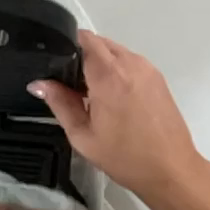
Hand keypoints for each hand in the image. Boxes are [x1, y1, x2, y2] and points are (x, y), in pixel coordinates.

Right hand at [30, 31, 206, 202]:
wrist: (171, 169)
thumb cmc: (125, 157)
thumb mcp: (83, 135)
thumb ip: (60, 103)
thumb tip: (39, 83)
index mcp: (109, 75)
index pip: (84, 39)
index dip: (67, 46)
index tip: (57, 65)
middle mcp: (130, 63)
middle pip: (99, 42)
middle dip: (82, 56)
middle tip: (72, 84)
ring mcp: (147, 68)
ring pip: (115, 51)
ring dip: (101, 63)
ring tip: (92, 94)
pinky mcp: (157, 77)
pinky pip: (130, 61)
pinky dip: (118, 70)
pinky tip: (113, 98)